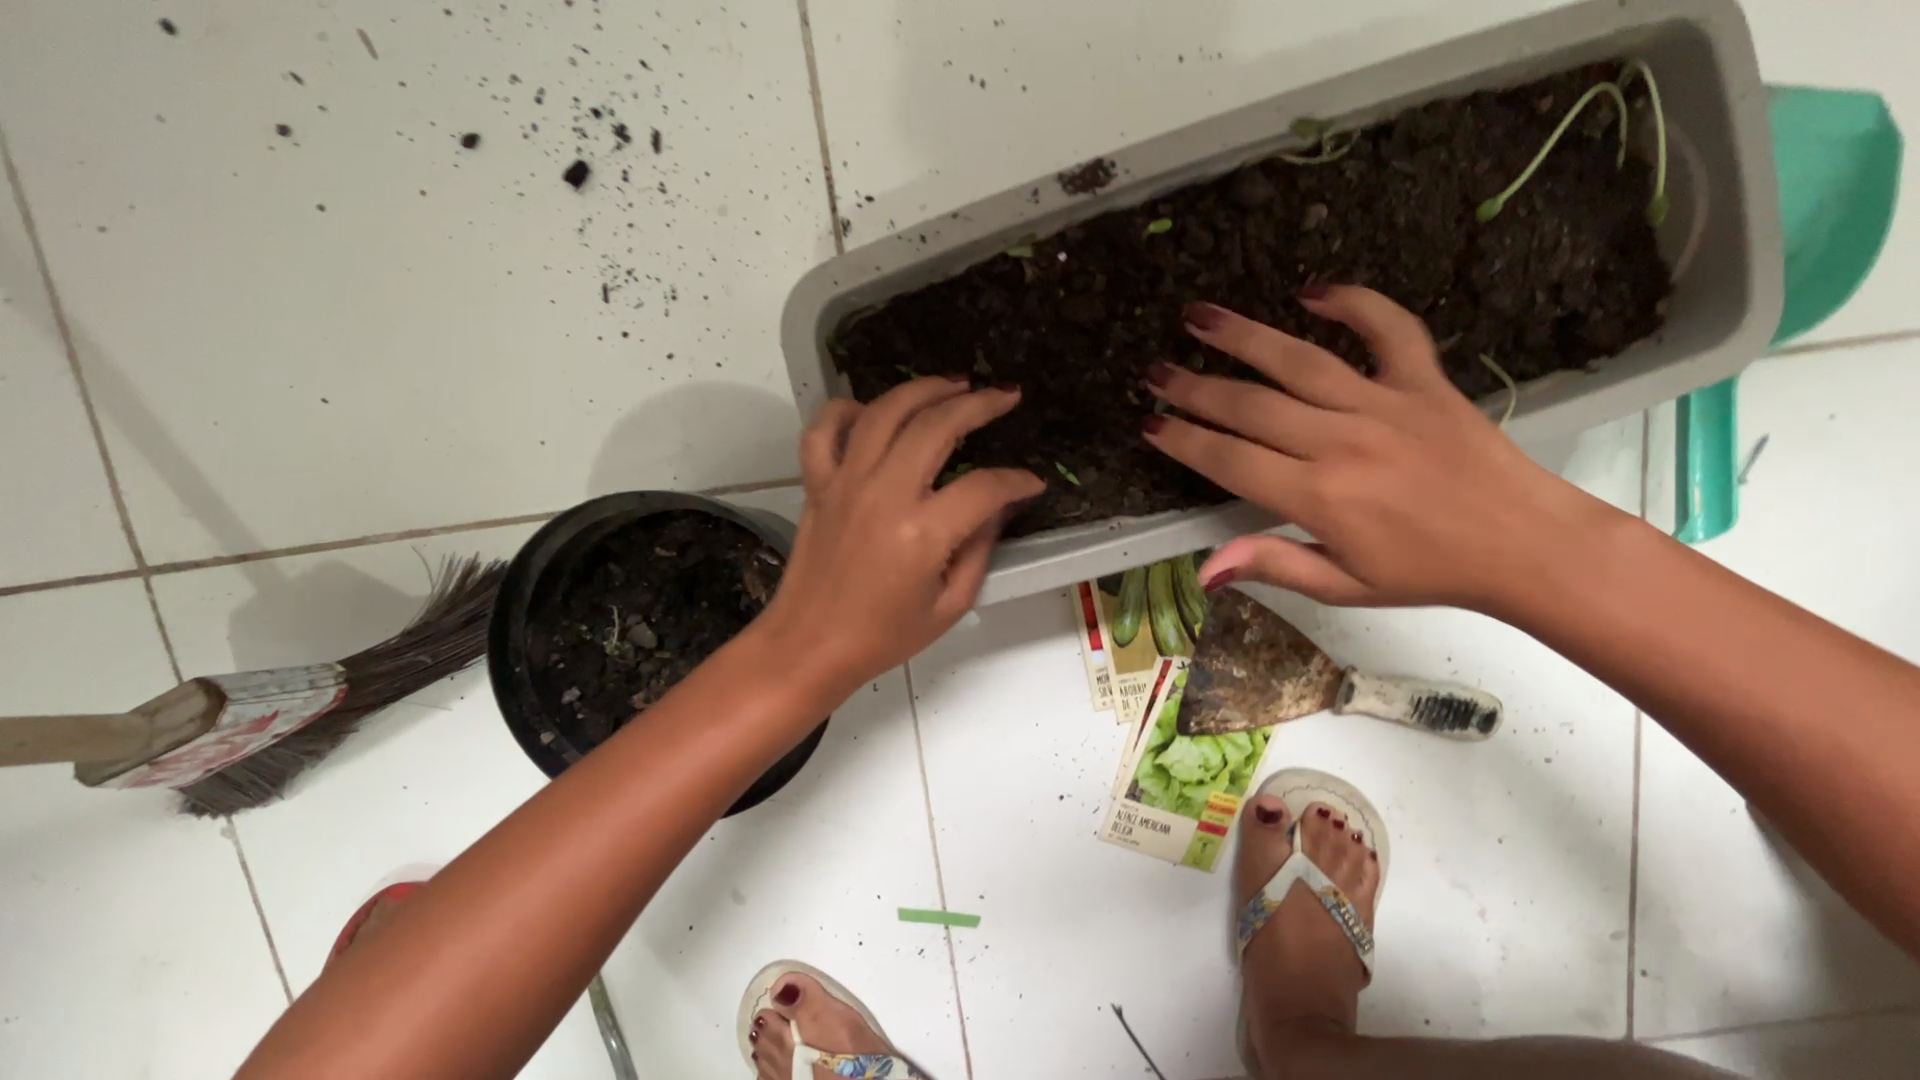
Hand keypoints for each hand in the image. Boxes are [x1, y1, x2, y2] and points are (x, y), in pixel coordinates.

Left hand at [758, 377, 1044, 688]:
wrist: (809, 646)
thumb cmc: (883, 637)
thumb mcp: (948, 605)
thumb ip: (978, 550)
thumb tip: (997, 508)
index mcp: (922, 532)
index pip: (984, 486)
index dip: (1016, 481)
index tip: (1032, 483)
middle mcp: (884, 494)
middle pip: (936, 426)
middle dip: (979, 405)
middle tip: (1004, 396)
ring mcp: (845, 483)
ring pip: (885, 412)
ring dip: (923, 390)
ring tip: (953, 385)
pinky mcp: (817, 484)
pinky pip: (825, 431)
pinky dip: (846, 410)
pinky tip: (872, 411)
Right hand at [1141, 286, 1625, 612]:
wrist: (1524, 545)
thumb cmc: (1427, 572)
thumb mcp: (1344, 586)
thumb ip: (1273, 565)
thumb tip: (1204, 570)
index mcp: (1318, 496)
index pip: (1229, 460)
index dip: (1183, 440)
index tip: (1148, 424)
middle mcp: (1341, 441)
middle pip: (1250, 406)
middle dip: (1194, 388)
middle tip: (1154, 373)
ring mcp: (1384, 404)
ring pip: (1299, 361)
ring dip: (1243, 336)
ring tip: (1197, 317)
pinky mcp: (1424, 381)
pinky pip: (1389, 330)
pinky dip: (1354, 303)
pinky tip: (1312, 291)